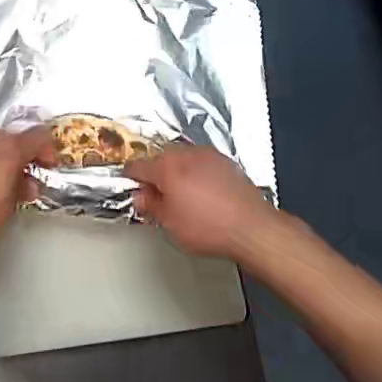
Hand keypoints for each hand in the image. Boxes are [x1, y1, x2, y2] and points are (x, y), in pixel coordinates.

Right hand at [125, 145, 279, 260]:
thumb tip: (142, 197)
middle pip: (161, 158)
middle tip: (156, 195)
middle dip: (156, 174)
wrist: (250, 227)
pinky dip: (197, 173)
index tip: (130, 183)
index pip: (139, 165)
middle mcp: (187, 155)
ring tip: (182, 196)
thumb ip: (150, 206)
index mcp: (167, 167)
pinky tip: (202, 193)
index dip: (131, 176)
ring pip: (182, 158)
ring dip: (177, 172)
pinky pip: (202, 162)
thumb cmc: (211, 227)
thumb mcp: (170, 223)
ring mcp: (207, 155)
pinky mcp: (224, 161)